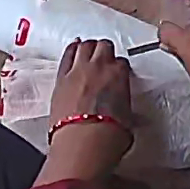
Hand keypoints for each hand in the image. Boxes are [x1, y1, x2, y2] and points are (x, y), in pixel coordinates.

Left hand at [35, 39, 134, 184]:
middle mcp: (99, 67)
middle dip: (105, 51)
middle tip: (104, 58)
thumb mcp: (128, 121)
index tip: (117, 73)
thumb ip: (125, 110)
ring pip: (85, 46)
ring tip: (89, 50)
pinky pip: (67, 56)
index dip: (119, 68)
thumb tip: (126, 114)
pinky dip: (71, 49)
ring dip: (89, 47)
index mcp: (119, 75)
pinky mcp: (61, 78)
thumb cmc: (107, 134)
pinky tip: (74, 47)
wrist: (83, 142)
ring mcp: (78, 70)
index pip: (122, 63)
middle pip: (103, 47)